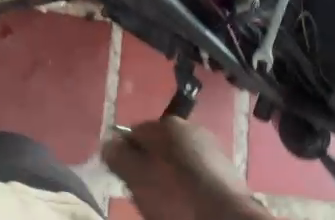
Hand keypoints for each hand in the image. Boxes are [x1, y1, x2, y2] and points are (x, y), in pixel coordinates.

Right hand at [103, 118, 272, 219]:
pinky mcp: (225, 170)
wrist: (226, 219)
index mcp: (166, 124)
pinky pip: (196, 173)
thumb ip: (118, 157)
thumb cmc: (176, 197)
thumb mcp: (137, 178)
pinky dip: (188, 186)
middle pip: (157, 145)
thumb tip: (108, 142)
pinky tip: (188, 204)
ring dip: (168, 176)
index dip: (125, 156)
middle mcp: (189, 127)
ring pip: (177, 160)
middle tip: (144, 194)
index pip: (134, 132)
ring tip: (167, 203)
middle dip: (148, 166)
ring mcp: (210, 147)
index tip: (124, 180)